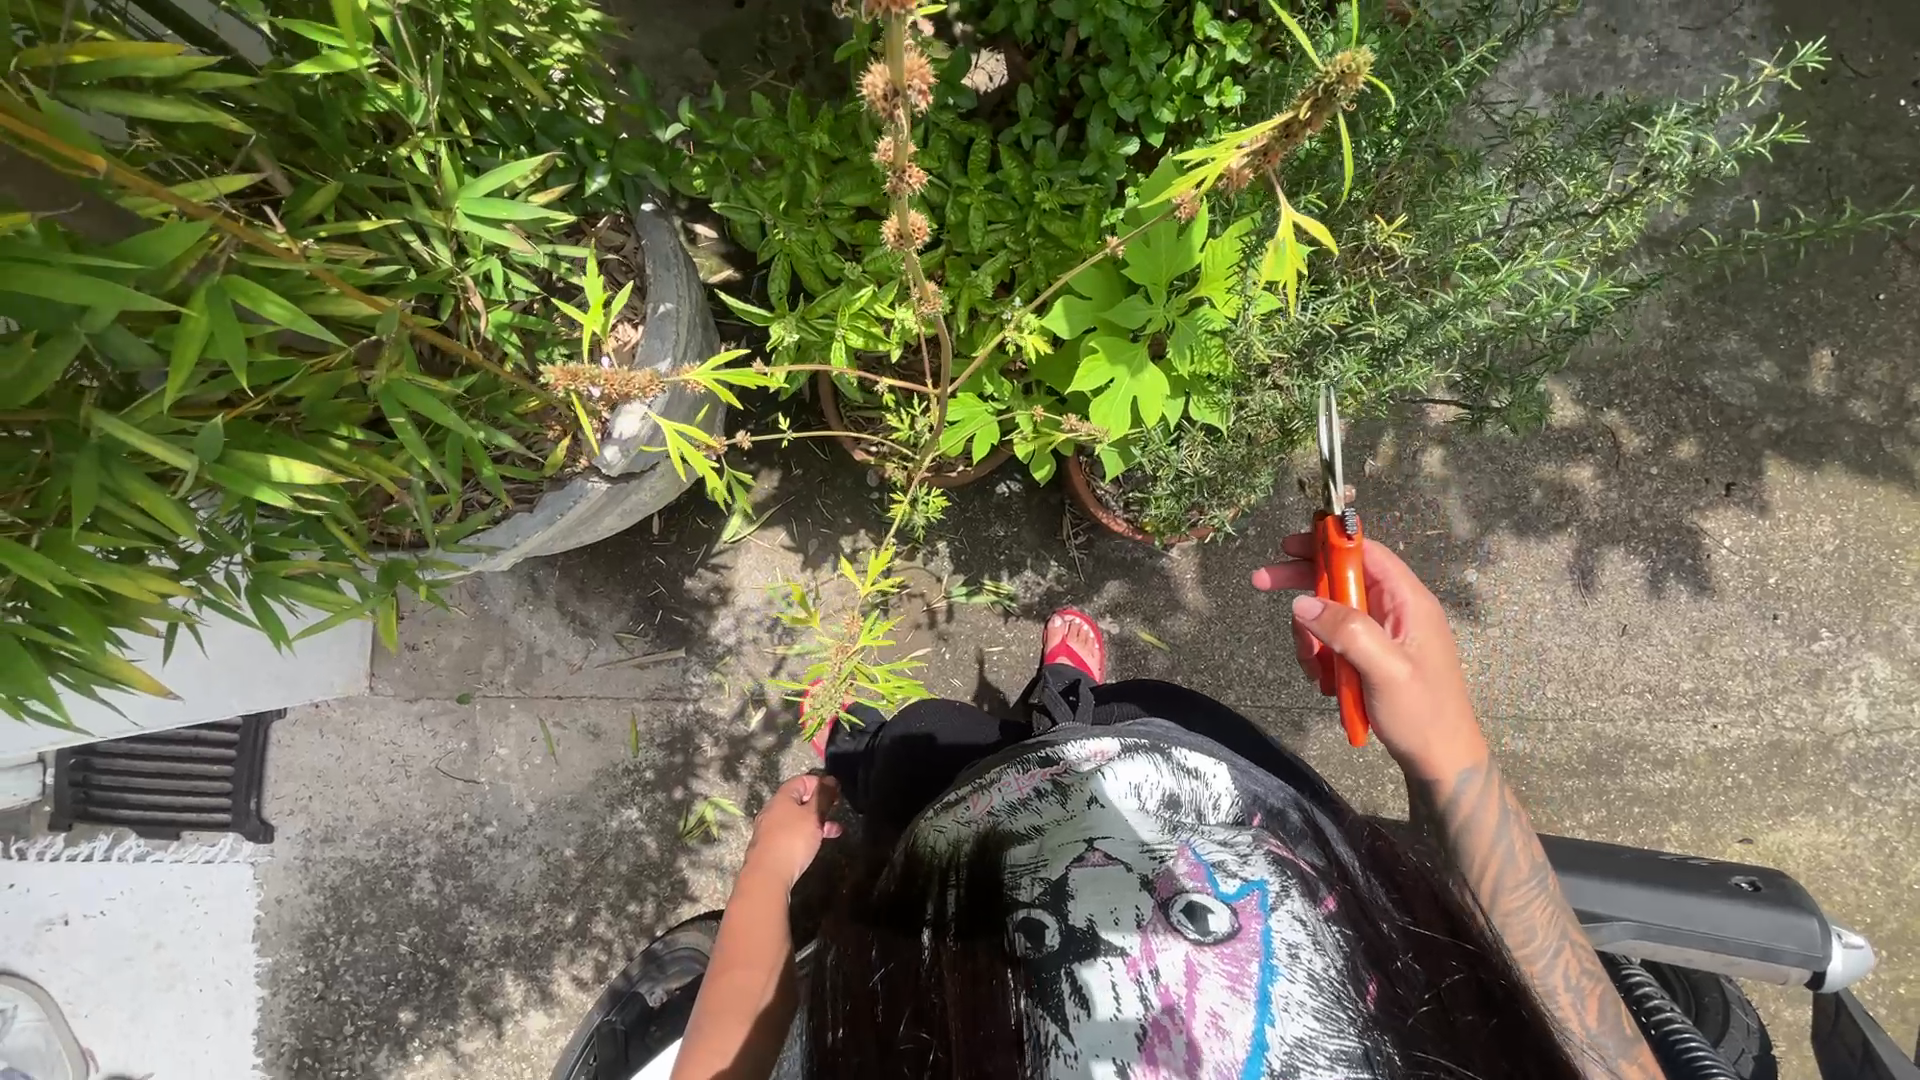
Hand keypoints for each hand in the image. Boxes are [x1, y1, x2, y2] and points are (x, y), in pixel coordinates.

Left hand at [742, 773, 842, 891]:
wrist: (767, 876)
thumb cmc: (793, 840)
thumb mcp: (814, 815)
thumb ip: (824, 796)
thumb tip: (830, 779)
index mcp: (782, 797)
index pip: (802, 780)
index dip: (820, 783)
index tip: (836, 792)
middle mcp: (773, 810)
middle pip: (799, 800)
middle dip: (819, 804)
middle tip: (835, 810)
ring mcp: (769, 830)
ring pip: (796, 819)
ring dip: (816, 822)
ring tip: (834, 831)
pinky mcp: (770, 847)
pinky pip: (791, 835)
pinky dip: (805, 835)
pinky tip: (815, 845)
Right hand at [1250, 535, 1487, 781]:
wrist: (1440, 761)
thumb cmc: (1423, 715)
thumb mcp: (1385, 671)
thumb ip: (1346, 631)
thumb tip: (1302, 603)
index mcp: (1409, 602)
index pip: (1366, 553)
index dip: (1328, 543)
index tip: (1289, 545)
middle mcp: (1395, 610)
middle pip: (1340, 579)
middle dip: (1302, 583)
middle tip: (1261, 582)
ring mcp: (1382, 633)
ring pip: (1328, 613)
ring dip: (1310, 635)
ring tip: (1313, 668)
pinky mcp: (1370, 654)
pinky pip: (1332, 640)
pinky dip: (1318, 655)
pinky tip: (1323, 680)